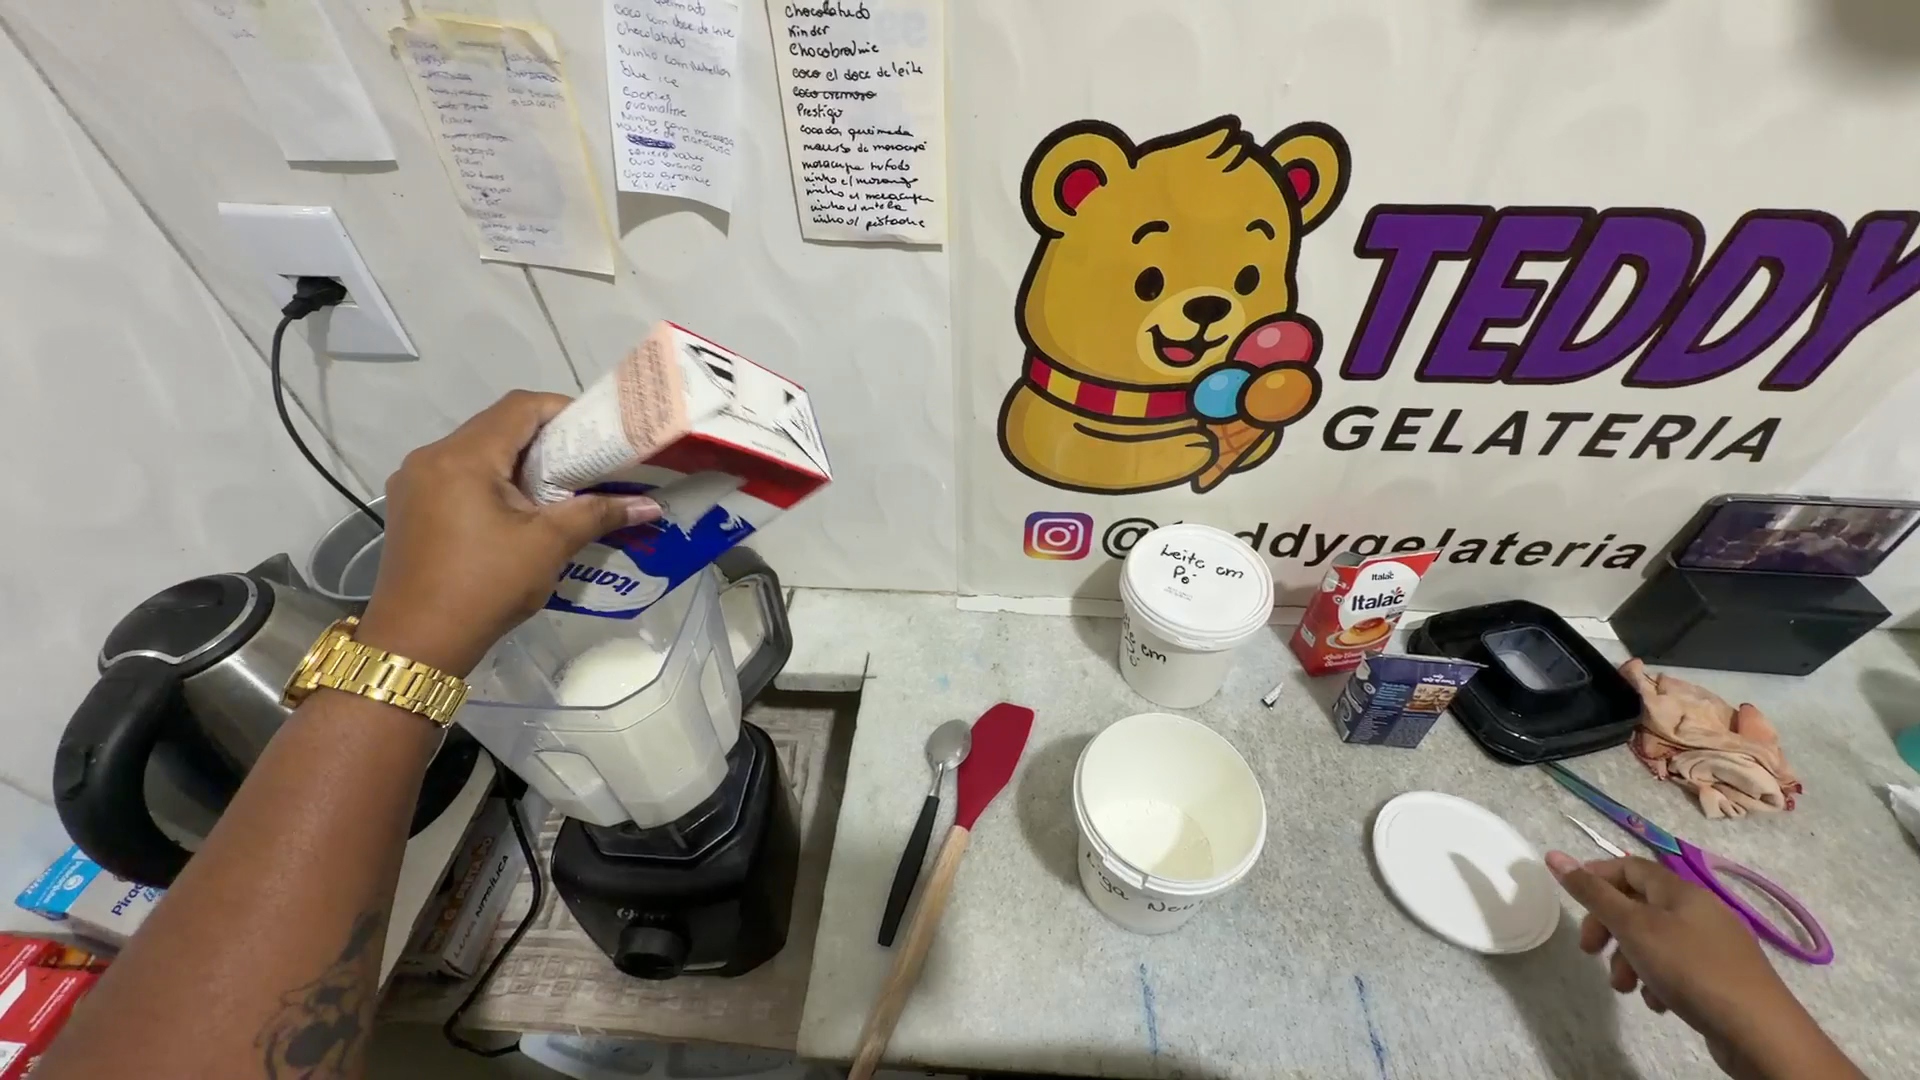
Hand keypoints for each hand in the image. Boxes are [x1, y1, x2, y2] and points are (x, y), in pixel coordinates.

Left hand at [356, 390, 660, 674]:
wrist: (417, 643)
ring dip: (524, 461)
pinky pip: (464, 474)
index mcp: (463, 457)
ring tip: (563, 487)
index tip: (599, 434)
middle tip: (590, 462)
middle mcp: (432, 457)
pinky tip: (526, 509)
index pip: (521, 407)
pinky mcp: (415, 506)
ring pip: (481, 451)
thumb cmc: (485, 585)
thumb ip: (598, 514)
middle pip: (499, 426)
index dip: (565, 411)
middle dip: (549, 438)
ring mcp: (417, 482)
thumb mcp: (550, 544)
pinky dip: (500, 480)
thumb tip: (650, 506)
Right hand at [1546, 852, 1859, 1079]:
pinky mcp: (1721, 978)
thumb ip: (1591, 891)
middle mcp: (1699, 912)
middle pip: (1636, 904)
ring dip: (1628, 958)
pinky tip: (1656, 1000)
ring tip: (1624, 986)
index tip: (1573, 903)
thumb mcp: (1632, 926)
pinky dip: (1656, 977)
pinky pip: (1675, 965)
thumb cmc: (1691, 969)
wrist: (1764, 1038)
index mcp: (1681, 892)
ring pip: (1652, 938)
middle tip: (1590, 950)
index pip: (1627, 866)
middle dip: (1607, 927)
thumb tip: (1553, 855)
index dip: (1595, 877)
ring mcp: (1714, 946)